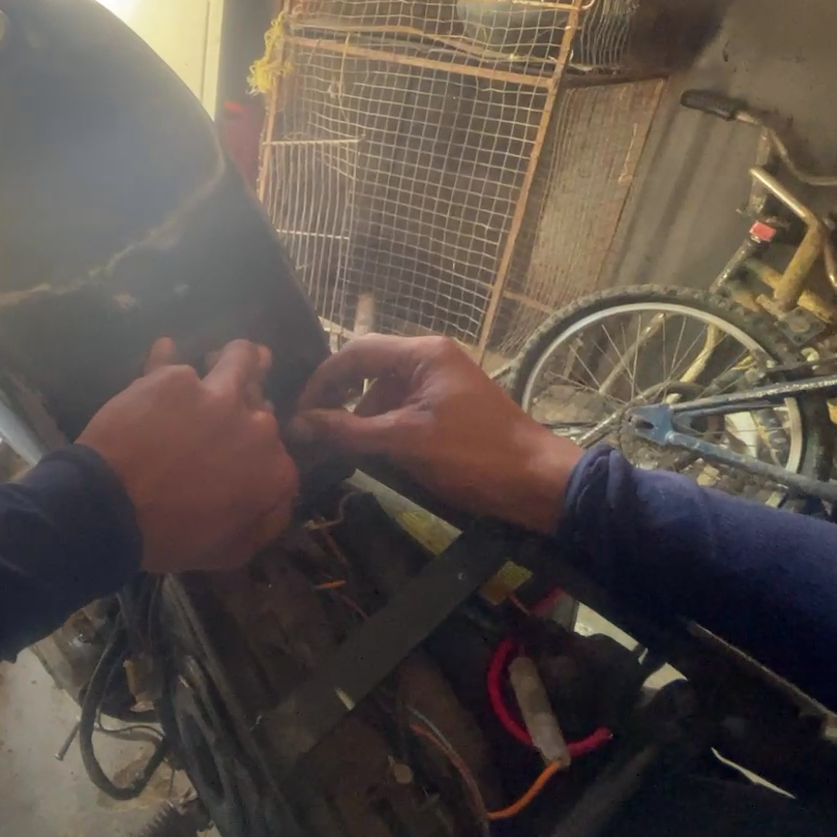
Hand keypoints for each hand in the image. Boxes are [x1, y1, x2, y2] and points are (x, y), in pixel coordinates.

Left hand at [79, 339, 298, 572]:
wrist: (109, 508)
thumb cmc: (170, 536)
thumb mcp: (231, 550)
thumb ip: (267, 520)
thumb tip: (280, 495)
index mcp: (274, 469)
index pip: (278, 452)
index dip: (258, 451)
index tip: (237, 455)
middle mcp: (256, 425)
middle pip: (260, 401)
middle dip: (247, 401)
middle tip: (227, 406)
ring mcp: (215, 394)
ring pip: (239, 357)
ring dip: (236, 356)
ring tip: (220, 357)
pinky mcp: (173, 377)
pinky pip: (171, 357)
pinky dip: (165, 357)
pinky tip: (163, 350)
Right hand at [290, 335, 581, 534]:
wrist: (538, 484)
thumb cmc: (471, 454)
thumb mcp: (403, 441)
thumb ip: (347, 430)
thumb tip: (297, 424)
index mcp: (422, 353)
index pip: (355, 352)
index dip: (322, 380)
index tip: (299, 411)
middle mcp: (429, 358)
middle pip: (367, 368)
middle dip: (338, 397)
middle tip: (311, 427)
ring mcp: (439, 383)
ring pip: (382, 391)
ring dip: (358, 415)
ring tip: (336, 445)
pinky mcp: (446, 407)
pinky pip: (401, 408)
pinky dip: (380, 426)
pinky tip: (368, 450)